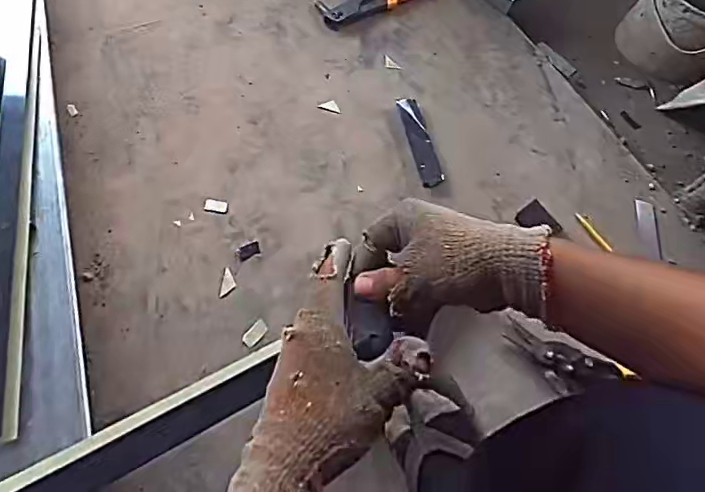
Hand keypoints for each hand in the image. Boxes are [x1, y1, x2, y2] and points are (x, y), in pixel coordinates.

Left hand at [229, 239, 431, 491]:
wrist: (286, 460)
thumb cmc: (323, 422)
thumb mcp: (376, 392)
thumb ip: (400, 367)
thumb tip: (418, 353)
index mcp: (318, 324)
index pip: (328, 278)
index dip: (339, 260)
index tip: (344, 245)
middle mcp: (299, 332)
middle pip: (319, 297)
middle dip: (337, 288)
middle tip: (354, 280)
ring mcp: (290, 354)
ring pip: (313, 322)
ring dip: (331, 315)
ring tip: (352, 317)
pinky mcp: (288, 376)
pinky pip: (309, 344)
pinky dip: (325, 339)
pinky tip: (339, 356)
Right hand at [353, 200, 550, 331]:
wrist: (506, 266)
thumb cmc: (452, 261)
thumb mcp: (413, 276)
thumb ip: (385, 284)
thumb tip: (358, 288)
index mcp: (402, 216)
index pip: (370, 240)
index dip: (363, 268)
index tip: (359, 297)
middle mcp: (416, 225)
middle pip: (390, 258)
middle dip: (385, 287)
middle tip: (377, 314)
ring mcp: (436, 244)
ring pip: (409, 274)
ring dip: (403, 298)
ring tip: (397, 325)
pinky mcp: (452, 264)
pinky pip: (427, 282)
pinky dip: (421, 301)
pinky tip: (417, 322)